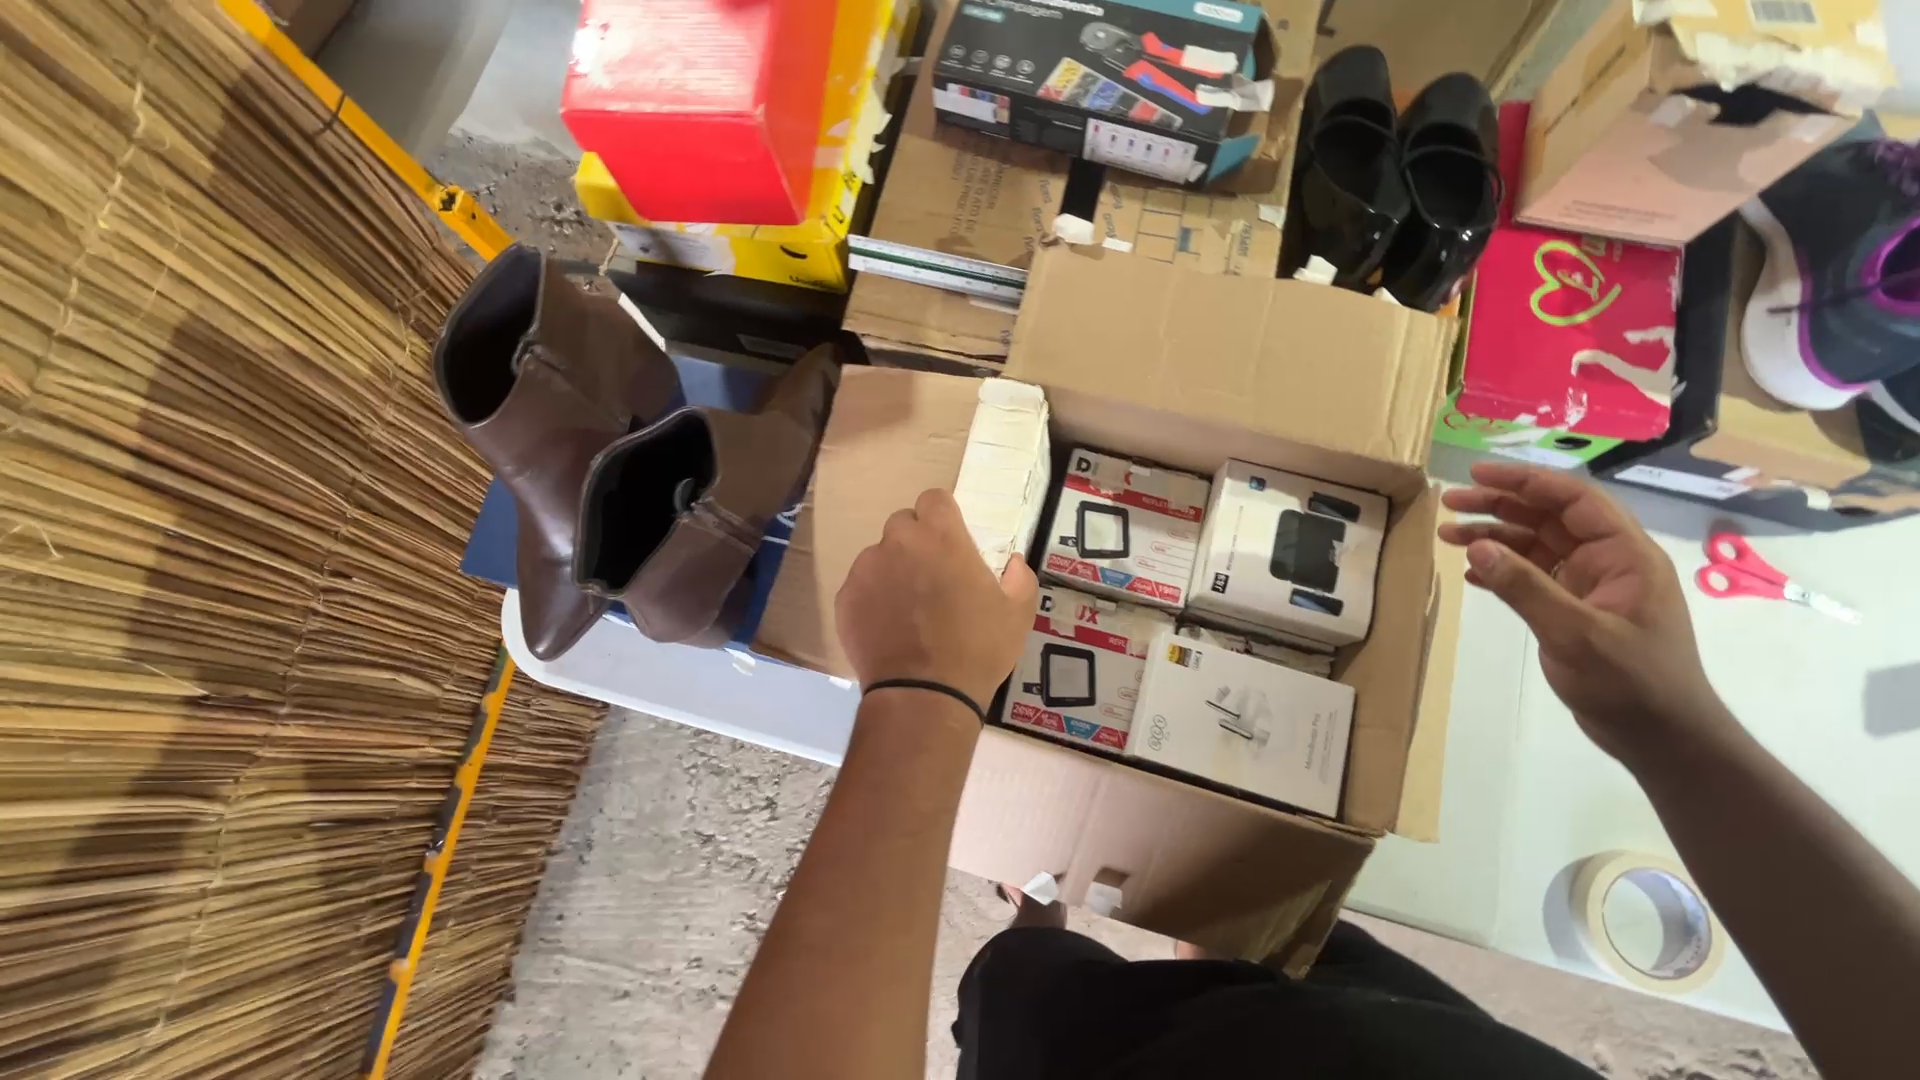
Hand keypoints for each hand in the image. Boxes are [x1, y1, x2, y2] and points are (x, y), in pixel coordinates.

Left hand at [836, 488, 1038, 712]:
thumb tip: (1011, 562)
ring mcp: (866, 569)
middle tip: (931, 577)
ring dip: (893, 570)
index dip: (943, 516)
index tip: (951, 541)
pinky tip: (888, 628)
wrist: (924, 695)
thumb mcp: (1018, 613)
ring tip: (907, 609)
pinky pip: (860, 586)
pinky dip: (872, 599)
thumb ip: (1019, 577)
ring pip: (879, 556)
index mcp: (942, 536)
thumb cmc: (978, 649)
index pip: (934, 498)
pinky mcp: (845, 598)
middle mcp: (899, 542)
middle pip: (903, 524)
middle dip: (917, 542)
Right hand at [1437, 463, 1736, 771]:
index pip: (1574, 500)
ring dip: (1493, 537)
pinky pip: (1532, 576)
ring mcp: (1591, 586)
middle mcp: (1609, 562)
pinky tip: (1470, 571)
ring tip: (1446, 534)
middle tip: (1449, 503)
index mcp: (1626, 556)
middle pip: (1549, 517)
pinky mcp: (1573, 609)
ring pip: (1536, 545)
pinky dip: (1499, 570)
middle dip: (1499, 506)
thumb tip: (1476, 546)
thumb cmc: (1630, 682)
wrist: (1660, 737)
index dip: (1526, 482)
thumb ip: (1525, 587)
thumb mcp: (1575, 633)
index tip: (1477, 474)